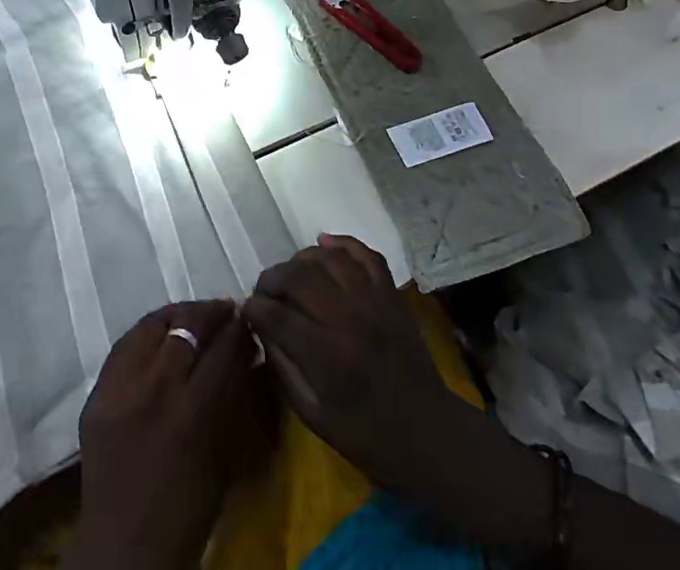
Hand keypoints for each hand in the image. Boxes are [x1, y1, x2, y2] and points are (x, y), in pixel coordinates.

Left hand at [70, 300, 270, 569]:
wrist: (124, 545)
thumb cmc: (188, 511)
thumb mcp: (223, 458)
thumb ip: (230, 402)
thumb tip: (245, 357)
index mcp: (192, 414)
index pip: (222, 352)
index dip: (240, 330)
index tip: (250, 318)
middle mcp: (153, 390)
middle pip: (185, 329)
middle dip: (211, 313)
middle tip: (226, 309)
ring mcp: (118, 388)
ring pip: (149, 328)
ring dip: (176, 316)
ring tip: (193, 314)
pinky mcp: (95, 393)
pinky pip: (122, 347)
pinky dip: (145, 334)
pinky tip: (158, 333)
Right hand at [242, 235, 461, 492]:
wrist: (433, 435)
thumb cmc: (368, 435)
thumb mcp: (312, 414)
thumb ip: (281, 367)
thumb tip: (259, 329)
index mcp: (327, 355)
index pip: (275, 314)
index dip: (253, 309)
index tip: (246, 313)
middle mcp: (349, 320)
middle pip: (296, 277)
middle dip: (270, 280)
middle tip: (264, 294)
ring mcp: (374, 303)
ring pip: (327, 259)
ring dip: (299, 261)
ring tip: (290, 276)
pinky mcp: (393, 298)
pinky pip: (367, 256)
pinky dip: (343, 243)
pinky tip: (323, 243)